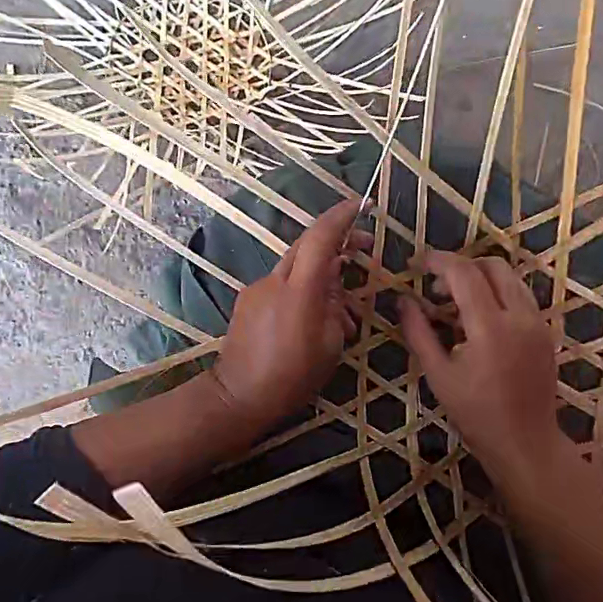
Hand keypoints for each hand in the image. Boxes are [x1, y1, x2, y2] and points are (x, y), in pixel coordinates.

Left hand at [208, 199, 368, 426]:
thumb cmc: (292, 378)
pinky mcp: (248, 300)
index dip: (341, 218)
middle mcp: (276, 281)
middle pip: (307, 246)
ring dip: (321, 274)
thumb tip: (335, 287)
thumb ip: (335, 307)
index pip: (320, 238)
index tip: (360, 205)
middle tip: (364, 248)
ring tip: (345, 305)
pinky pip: (281, 285)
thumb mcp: (330, 346)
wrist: (238, 397)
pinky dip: (301, 290)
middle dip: (337, 242)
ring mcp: (258, 289)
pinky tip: (314, 316)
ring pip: (296, 268)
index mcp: (300, 291)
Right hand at [398, 251, 563, 476]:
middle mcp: (520, 316)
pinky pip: (521, 296)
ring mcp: (537, 323)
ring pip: (510, 277)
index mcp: (490, 327)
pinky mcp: (545, 332)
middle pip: (492, 265)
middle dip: (460, 266)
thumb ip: (418, 332)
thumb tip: (402, 300)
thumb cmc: (476, 414)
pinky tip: (480, 319)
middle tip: (436, 288)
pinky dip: (497, 293)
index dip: (437, 261)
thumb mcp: (438, 374)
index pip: (464, 272)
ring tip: (457, 302)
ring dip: (481, 278)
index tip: (416, 264)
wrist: (526, 443)